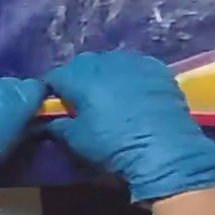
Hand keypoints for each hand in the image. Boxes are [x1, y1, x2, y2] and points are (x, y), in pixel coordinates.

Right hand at [42, 51, 214, 202]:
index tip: (53, 106)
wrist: (165, 153)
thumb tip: (48, 120)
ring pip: (109, 61)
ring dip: (104, 75)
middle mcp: (103, 63)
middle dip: (77, 80)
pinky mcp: (158, 70)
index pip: (53, 77)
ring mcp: (133, 63)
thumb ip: (57, 124)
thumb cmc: (112, 146)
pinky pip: (135, 66)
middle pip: (81, 65)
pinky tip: (132, 92)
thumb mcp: (74, 139)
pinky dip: (129, 76)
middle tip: (80, 101)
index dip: (50, 91)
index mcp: (78, 78)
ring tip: (108, 95)